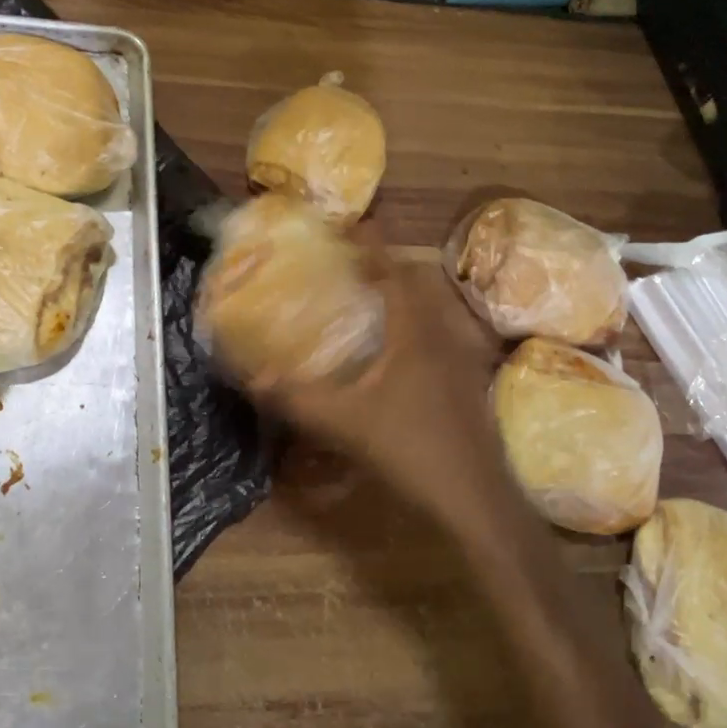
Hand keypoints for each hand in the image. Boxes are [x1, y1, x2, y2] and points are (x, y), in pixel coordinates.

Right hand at [239, 250, 507, 511]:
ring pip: (433, 312)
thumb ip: (296, 398)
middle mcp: (444, 336)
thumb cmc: (412, 450)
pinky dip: (415, 327)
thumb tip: (249, 375)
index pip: (395, 272)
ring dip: (404, 297)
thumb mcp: (344, 423)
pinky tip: (395, 353)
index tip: (351, 225)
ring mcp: (462, 362)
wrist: (477, 502)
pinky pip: (439, 336)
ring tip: (370, 300)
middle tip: (352, 265)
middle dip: (386, 268)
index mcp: (416, 332)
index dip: (373, 246)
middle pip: (418, 285)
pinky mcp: (468, 385)